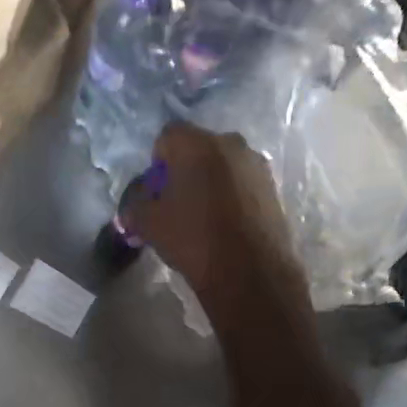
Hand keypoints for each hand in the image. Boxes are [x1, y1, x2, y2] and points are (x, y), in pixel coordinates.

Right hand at [122, 122, 311, 326]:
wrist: (248, 270)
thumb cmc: (192, 239)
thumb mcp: (148, 223)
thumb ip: (135, 202)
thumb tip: (137, 198)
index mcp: (196, 144)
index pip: (167, 136)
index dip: (157, 163)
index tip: (156, 193)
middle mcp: (229, 142)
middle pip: (197, 149)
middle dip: (184, 171)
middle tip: (176, 205)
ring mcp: (255, 163)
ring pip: (221, 166)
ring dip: (208, 184)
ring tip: (202, 218)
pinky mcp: (271, 186)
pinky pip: (241, 183)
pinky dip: (229, 197)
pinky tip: (224, 225)